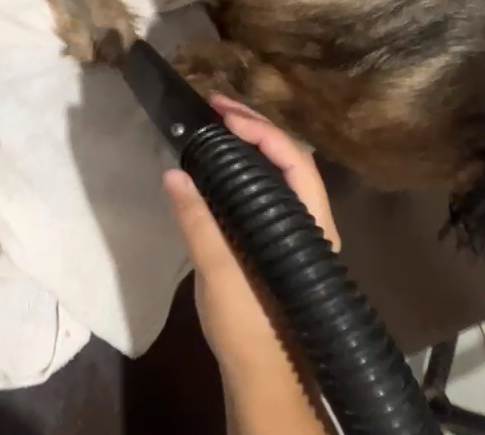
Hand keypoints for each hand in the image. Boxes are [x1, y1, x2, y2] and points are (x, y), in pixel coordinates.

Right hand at [165, 96, 333, 430]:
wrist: (266, 379)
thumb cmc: (252, 329)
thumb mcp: (221, 277)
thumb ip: (199, 225)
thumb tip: (174, 174)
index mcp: (309, 227)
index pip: (293, 161)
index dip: (260, 130)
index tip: (222, 112)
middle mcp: (308, 222)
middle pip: (289, 159)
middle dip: (253, 125)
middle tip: (213, 104)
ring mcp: (292, 232)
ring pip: (278, 173)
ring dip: (249, 143)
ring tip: (214, 123)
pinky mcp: (274, 242)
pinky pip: (264, 190)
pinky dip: (243, 166)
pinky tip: (218, 163)